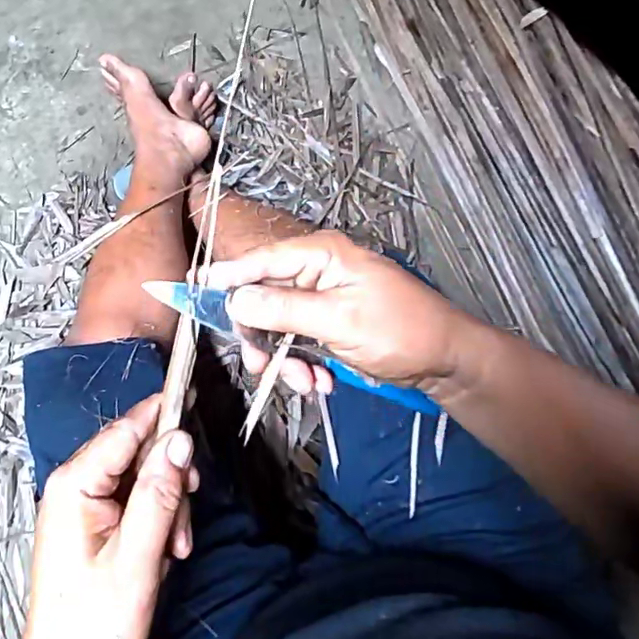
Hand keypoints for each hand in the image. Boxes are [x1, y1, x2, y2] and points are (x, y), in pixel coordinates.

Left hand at [4, 394, 197, 638]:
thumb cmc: (87, 631)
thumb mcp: (135, 559)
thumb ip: (158, 494)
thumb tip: (178, 441)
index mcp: (74, 485)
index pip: (125, 429)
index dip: (162, 416)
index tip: (192, 398)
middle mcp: (75, 487)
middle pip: (137, 452)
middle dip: (168, 480)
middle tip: (183, 512)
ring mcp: (83, 505)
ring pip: (142, 478)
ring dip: (166, 506)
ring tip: (172, 546)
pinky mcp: (94, 523)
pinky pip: (135, 501)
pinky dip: (156, 520)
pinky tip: (162, 550)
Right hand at [203, 231, 474, 397]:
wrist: (447, 361)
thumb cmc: (400, 331)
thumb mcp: (339, 321)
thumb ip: (283, 308)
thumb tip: (235, 298)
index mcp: (320, 254)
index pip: (260, 259)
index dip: (225, 276)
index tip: (191, 290)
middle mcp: (316, 269)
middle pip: (262, 296)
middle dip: (262, 336)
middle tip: (264, 368)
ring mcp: (320, 296)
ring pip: (276, 323)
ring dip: (284, 358)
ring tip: (308, 384)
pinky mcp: (326, 321)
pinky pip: (295, 339)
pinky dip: (301, 363)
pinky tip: (321, 382)